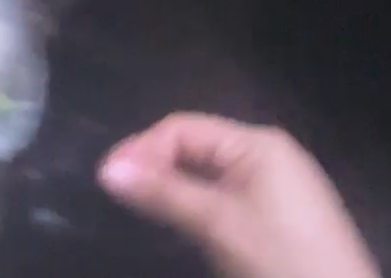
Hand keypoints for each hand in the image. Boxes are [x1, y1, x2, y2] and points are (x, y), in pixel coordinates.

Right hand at [96, 113, 378, 277]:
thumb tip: (105, 170)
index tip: (111, 177)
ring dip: (174, 188)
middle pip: (195, 148)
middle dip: (156, 167)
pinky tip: (184, 225)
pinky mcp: (282, 220)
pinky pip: (225, 197)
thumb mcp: (218, 225)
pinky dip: (198, 205)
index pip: (183, 129)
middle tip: (122, 191)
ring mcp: (279, 189)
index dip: (143, 149)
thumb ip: (162, 193)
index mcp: (259, 144)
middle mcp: (269, 156)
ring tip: (145, 207)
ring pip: (208, 175)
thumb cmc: (285, 262)